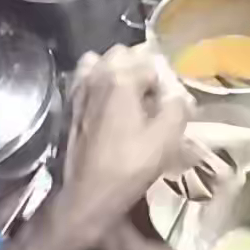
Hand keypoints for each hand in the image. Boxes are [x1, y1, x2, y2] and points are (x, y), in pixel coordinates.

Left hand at [49, 45, 192, 249]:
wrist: (89, 194)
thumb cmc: (130, 166)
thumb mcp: (167, 138)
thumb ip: (178, 108)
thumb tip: (180, 96)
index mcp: (122, 78)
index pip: (152, 64)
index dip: (165, 83)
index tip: (170, 103)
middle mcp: (97, 75)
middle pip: (124, 54)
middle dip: (140, 68)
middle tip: (152, 96)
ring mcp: (79, 89)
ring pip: (100, 61)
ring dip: (116, 71)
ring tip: (128, 95)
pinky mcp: (69, 104)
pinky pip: (84, 78)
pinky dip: (97, 81)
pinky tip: (108, 103)